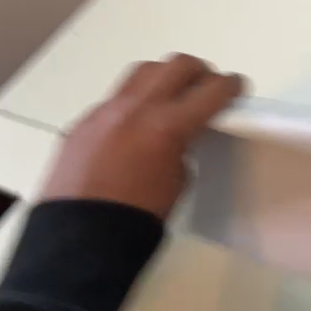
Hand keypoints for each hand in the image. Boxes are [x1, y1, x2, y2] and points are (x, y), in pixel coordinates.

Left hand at [40, 53, 246, 218]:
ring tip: (168, 99)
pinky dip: (133, 104)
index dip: (232, 86)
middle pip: (179, 64)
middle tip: (204, 91)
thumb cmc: (138, 218)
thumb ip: (185, 143)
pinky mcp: (81, 123)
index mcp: (168, 126)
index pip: (214, 89)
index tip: (236, 89)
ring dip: (165, 78)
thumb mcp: (179, 179)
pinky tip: (132, 129)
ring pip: (145, 71)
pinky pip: (115, 98)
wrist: (74, 246)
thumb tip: (182, 132)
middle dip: (200, 73)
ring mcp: (105, 112)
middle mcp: (137, 109)